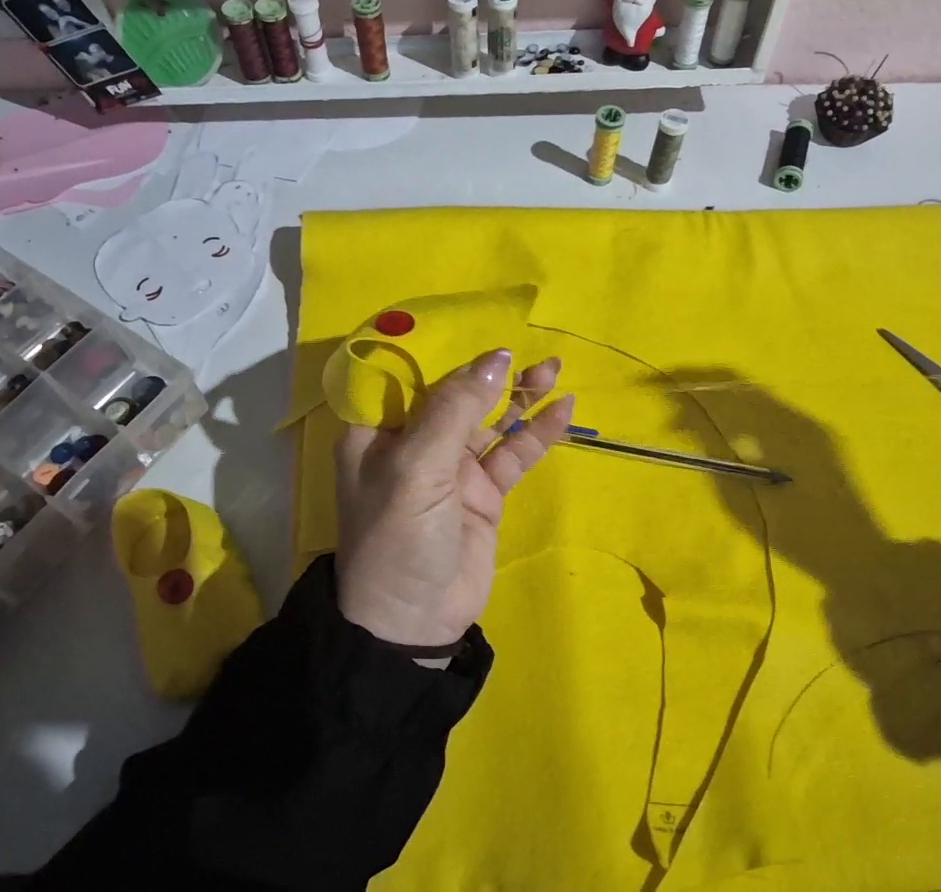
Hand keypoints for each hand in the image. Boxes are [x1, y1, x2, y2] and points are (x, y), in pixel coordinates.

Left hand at [334, 350, 574, 650]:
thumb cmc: (396, 539)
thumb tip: (496, 357)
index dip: (439, 344)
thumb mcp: (417, 468)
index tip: (476, 316)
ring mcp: (451, 466)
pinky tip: (562, 410)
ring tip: (554, 368)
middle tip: (528, 345)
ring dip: (519, 394)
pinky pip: (513, 453)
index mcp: (378, 428)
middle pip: (455, 390)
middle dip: (489, 367)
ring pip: (489, 418)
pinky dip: (536, 432)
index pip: (406, 371)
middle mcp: (413, 440)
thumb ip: (455, 410)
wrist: (413, 622)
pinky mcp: (483, 492)